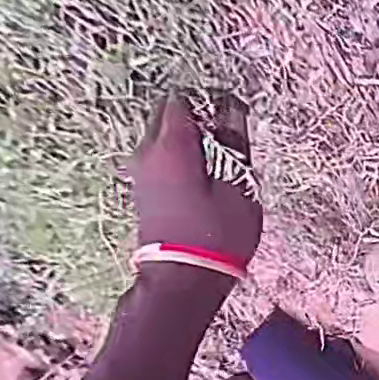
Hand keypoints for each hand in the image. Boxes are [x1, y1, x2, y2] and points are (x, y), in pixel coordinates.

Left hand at [131, 90, 262, 261]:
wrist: (184, 278)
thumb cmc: (217, 234)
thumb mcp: (237, 188)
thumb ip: (234, 146)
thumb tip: (232, 114)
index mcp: (171, 147)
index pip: (182, 101)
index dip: (209, 101)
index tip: (232, 114)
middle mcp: (147, 153)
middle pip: (166, 115)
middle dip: (196, 116)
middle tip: (228, 136)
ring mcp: (140, 174)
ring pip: (161, 138)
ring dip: (188, 140)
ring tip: (220, 160)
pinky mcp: (143, 192)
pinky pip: (160, 160)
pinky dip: (180, 158)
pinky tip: (204, 178)